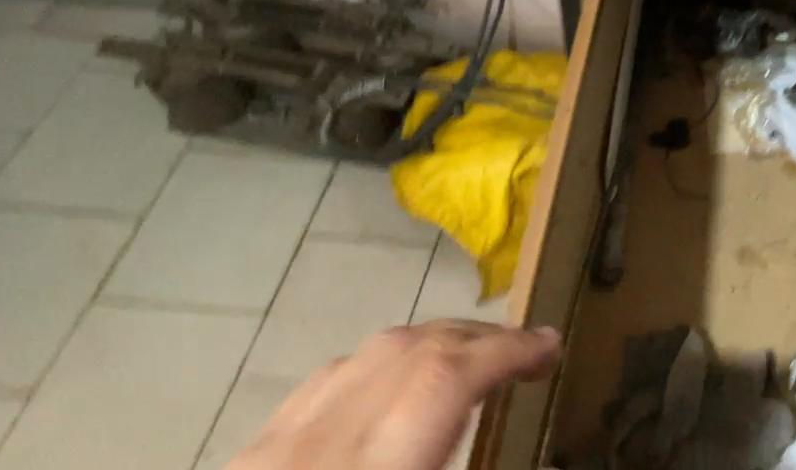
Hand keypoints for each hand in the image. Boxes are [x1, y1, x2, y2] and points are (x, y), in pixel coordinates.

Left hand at [229, 320, 560, 469]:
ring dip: (434, 344)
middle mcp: (311, 456)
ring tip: (476, 360)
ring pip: (364, 357)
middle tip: (528, 353)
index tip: (551, 348)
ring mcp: (268, 454)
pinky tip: (398, 389)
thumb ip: (436, 463)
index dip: (507, 351)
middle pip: (407, 353)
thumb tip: (525, 469)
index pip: (441, 382)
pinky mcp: (244, 462)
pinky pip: (324, 385)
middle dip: (480, 339)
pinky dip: (381, 367)